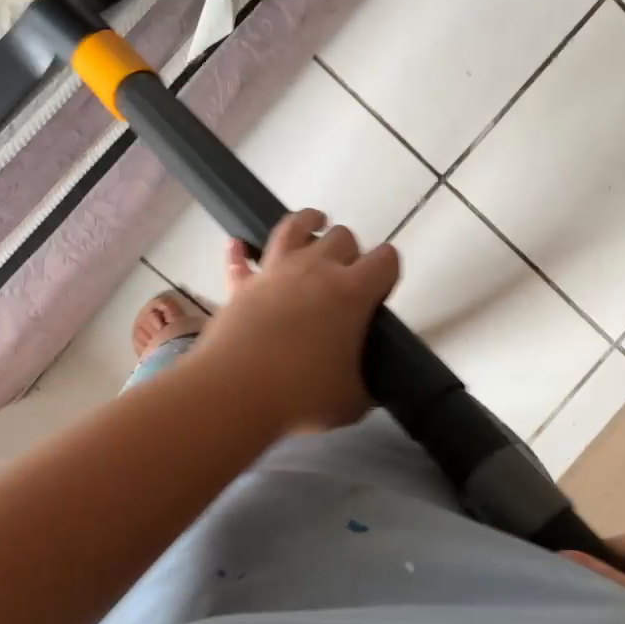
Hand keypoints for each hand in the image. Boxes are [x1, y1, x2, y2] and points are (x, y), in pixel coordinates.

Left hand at [192, 209, 399, 434]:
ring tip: (314, 224)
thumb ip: (364, 385)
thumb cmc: (302, 396)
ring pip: (295, 227)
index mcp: (353, 293)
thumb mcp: (352, 400)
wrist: (234, 393)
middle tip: (348, 276)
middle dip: (351, 251)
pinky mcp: (241, 285)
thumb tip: (363, 387)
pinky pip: (240, 259)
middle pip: (343, 236)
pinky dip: (240, 252)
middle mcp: (316, 270)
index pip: (386, 259)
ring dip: (309, 222)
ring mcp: (275, 272)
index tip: (383, 290)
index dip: (389, 270)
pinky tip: (238, 246)